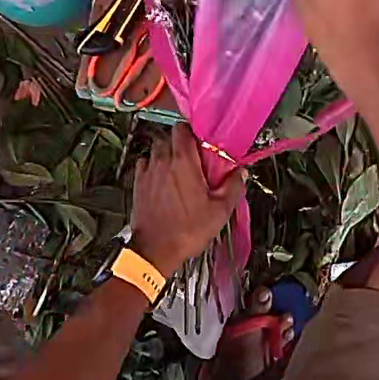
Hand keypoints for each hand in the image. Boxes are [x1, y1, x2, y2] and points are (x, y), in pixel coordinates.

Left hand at [127, 124, 245, 276]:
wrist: (155, 250)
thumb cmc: (185, 231)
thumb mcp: (219, 211)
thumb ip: (233, 187)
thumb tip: (240, 174)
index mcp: (183, 162)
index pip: (182, 129)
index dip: (192, 132)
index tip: (202, 143)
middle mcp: (162, 162)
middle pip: (169, 137)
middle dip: (181, 144)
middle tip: (194, 159)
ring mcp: (147, 172)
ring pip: (156, 150)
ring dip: (167, 155)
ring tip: (179, 170)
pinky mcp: (138, 183)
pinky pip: (145, 164)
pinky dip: (153, 167)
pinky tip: (163, 181)